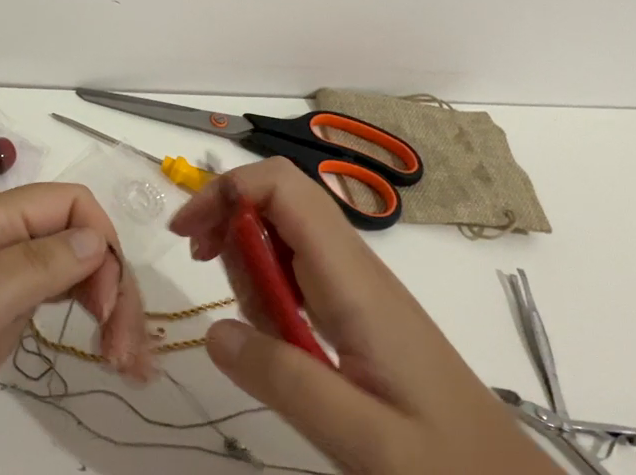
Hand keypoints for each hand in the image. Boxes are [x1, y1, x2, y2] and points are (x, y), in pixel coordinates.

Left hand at [0, 183, 151, 474]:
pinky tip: (114, 356)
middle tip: (130, 355)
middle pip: (80, 238)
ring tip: (131, 365)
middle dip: (115, 286)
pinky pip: (62, 304)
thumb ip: (31, 265)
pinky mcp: (4, 317)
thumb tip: (97, 234)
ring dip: (114, 310)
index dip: (100, 245)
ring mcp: (1, 281)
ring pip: (78, 272)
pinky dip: (95, 326)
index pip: (67, 203)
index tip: (108, 310)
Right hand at [171, 159, 554, 474]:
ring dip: (248, 267)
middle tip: (204, 277)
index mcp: (355, 281)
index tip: (187, 237)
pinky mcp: (363, 315)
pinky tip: (277, 343)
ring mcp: (361, 290)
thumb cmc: (447, 463)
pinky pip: (301, 277)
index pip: (285, 188)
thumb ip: (283, 382)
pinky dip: (270, 296)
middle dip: (229, 225)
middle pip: (279, 203)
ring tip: (253, 335)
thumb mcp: (361, 438)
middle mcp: (357, 271)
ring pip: (286, 239)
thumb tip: (212, 330)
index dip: (228, 190)